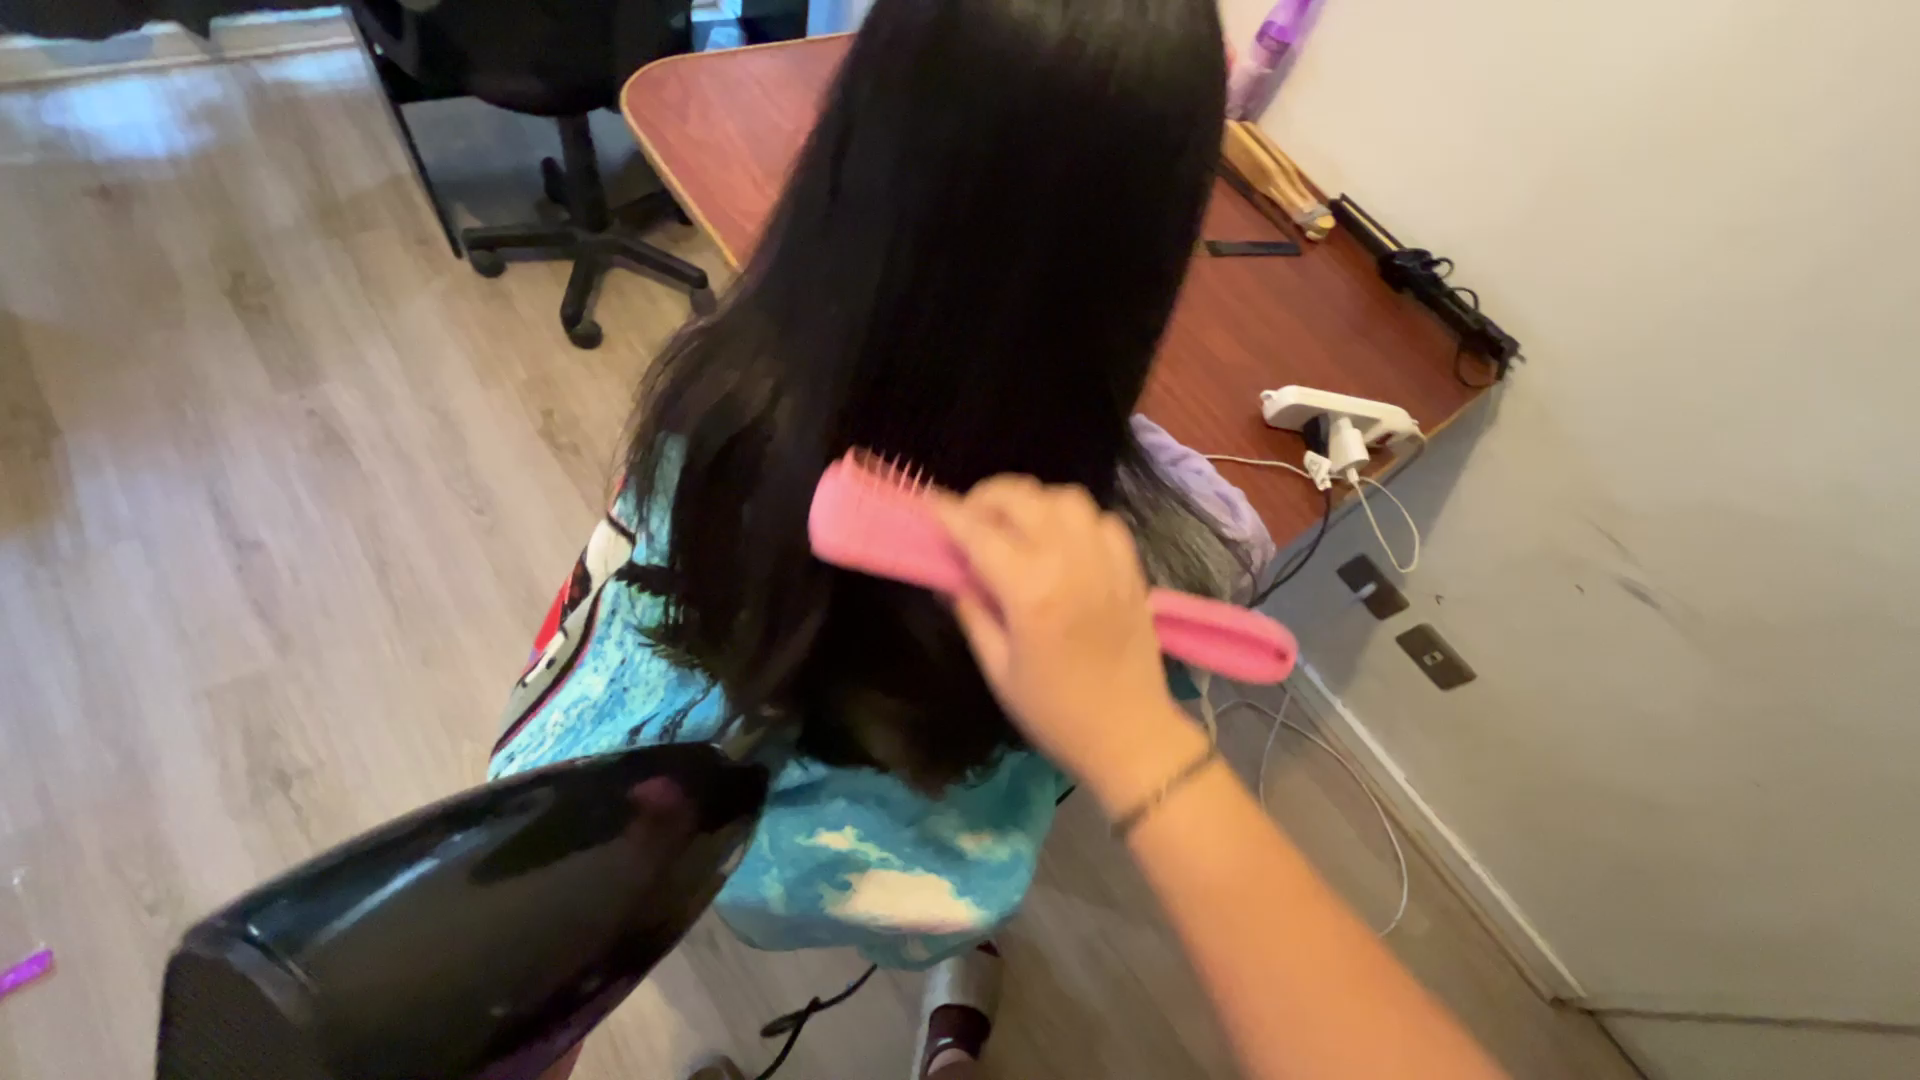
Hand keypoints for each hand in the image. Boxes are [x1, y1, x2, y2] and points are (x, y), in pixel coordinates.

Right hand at [936, 476, 1197, 790]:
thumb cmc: (1054, 713)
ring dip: (1033, 501)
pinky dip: (1075, 518)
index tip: (929, 502)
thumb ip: (972, 614)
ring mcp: (1105, 560)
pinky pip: (1101, 519)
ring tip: (1015, 523)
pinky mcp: (1131, 568)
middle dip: (987, 496)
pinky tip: (1061, 539)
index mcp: (1030, 591)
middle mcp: (1069, 562)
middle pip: (1023, 498)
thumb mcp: (998, 670)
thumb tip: (949, 577)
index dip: (949, 513)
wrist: (1129, 734)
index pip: (980, 533)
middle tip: (969, 515)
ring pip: (1065, 497)